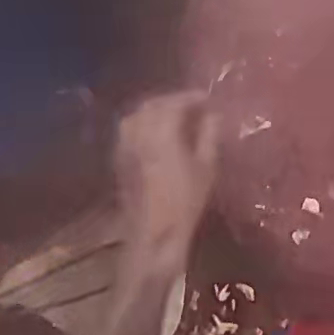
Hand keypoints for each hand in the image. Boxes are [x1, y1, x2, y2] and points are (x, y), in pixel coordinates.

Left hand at [103, 90, 220, 334]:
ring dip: (156, 110)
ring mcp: (125, 146)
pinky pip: (129, 129)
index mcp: (161, 133)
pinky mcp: (120, 160)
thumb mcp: (206, 167)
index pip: (175, 102)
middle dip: (173, 100)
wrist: (152, 237)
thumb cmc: (185, 203)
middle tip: (194, 106)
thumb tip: (213, 114)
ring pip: (137, 115)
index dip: (192, 97)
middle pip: (153, 104)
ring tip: (176, 117)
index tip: (208, 99)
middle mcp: (138, 134)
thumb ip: (209, 136)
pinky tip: (158, 134)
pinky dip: (144, 123)